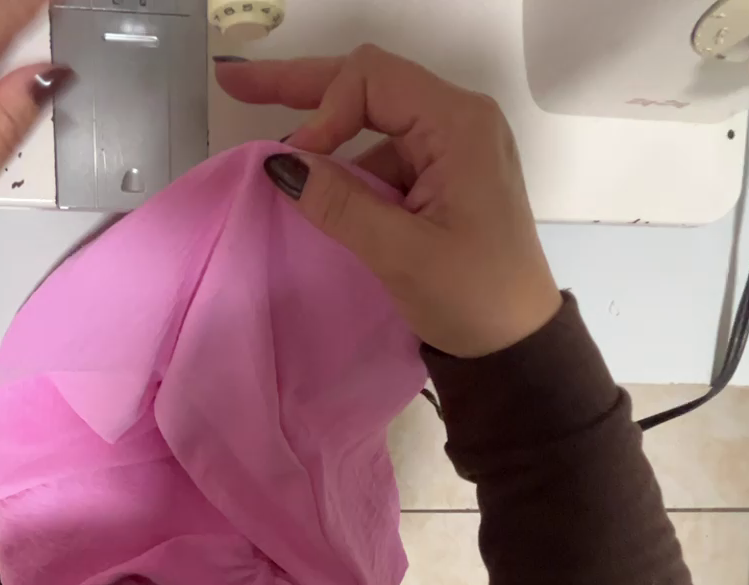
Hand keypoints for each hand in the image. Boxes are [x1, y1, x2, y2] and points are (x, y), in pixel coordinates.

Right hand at [216, 47, 560, 356]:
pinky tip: (320, 197)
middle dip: (299, 87)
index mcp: (458, 124)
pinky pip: (381, 161)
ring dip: (324, 143)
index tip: (293, 165)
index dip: (322, 111)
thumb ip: (340, 204)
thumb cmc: (472, 296)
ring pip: (369, 125)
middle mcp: (455, 121)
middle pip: (367, 85)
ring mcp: (448, 149)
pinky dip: (345, 175)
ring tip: (278, 168)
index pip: (371, 78)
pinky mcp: (439, 179)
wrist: (513, 341)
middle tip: (235, 84)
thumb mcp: (401, 253)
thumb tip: (279, 164)